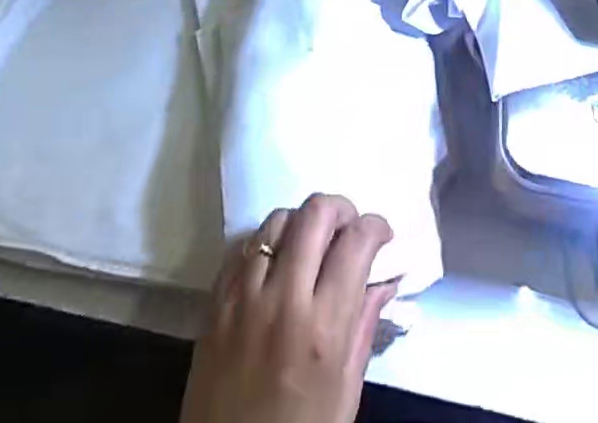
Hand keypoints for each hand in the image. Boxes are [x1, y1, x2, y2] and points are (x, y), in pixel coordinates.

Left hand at [180, 194, 397, 422]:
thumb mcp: (346, 387)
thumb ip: (365, 323)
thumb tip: (384, 279)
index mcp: (324, 325)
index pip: (357, 240)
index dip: (376, 226)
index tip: (381, 237)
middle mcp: (283, 300)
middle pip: (315, 213)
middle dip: (342, 210)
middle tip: (348, 231)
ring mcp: (242, 300)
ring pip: (277, 221)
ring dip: (302, 224)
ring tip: (311, 246)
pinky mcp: (212, 307)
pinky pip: (241, 247)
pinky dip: (265, 243)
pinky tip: (276, 263)